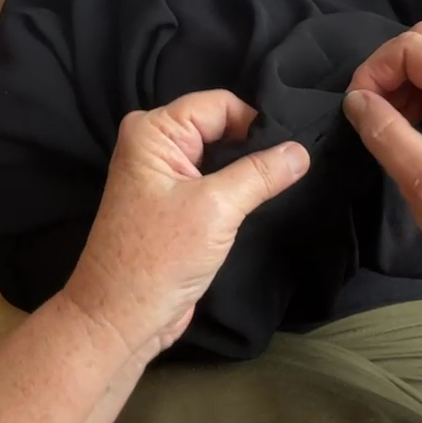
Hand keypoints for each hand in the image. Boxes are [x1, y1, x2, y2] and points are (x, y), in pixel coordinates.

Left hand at [61, 90, 309, 355]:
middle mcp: (153, 142)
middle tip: (295, 163)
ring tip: (286, 178)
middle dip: (252, 143)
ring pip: (216, 152)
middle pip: (217, 124)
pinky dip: (234, 185)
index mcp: (153, 130)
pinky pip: (210, 177)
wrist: (119, 318)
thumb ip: (260, 174)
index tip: (291, 147)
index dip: (255, 121)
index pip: (218, 104)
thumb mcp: (216, 210)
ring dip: (245, 166)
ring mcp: (161, 172)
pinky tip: (262, 196)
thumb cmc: (159, 258)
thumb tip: (301, 150)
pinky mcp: (171, 200)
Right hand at [343, 22, 421, 324]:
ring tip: (389, 118)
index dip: (378, 67)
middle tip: (372, 107)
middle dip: (391, 65)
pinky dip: (421, 90)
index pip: (418, 46)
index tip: (357, 106)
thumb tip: (354, 98)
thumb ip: (386, 134)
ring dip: (405, 76)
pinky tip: (411, 124)